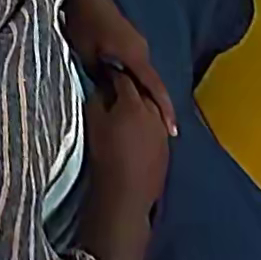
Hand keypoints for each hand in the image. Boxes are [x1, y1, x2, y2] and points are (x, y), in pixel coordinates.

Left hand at [67, 0, 175, 136]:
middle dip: (155, 102)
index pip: (155, 87)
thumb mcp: (87, 52)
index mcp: (135, 55)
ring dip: (143, 86)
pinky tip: (128, 82)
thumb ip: (101, 76)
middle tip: (155, 124)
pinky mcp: (127, 33)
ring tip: (144, 108)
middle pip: (152, 80)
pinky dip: (135, 73)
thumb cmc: (82, 21)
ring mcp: (135, 38)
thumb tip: (111, 94)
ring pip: (143, 69)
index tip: (173, 131)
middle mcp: (142, 48)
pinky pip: (136, 59)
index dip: (165, 109)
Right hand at [79, 70, 167, 259]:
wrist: (126, 191)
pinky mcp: (167, 149)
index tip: (103, 68)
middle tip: (115, 83)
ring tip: (126, 104)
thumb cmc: (105, 150)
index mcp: (134, 104)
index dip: (113, 72)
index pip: (124, 79)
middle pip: (144, 92)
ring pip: (154, 109)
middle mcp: (154, 115)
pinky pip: (158, 126)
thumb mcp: (93, 118)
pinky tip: (137, 125)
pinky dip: (148, 120)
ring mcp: (163, 133)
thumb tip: (102, 87)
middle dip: (131, 85)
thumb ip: (98, 97)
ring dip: (141, 103)